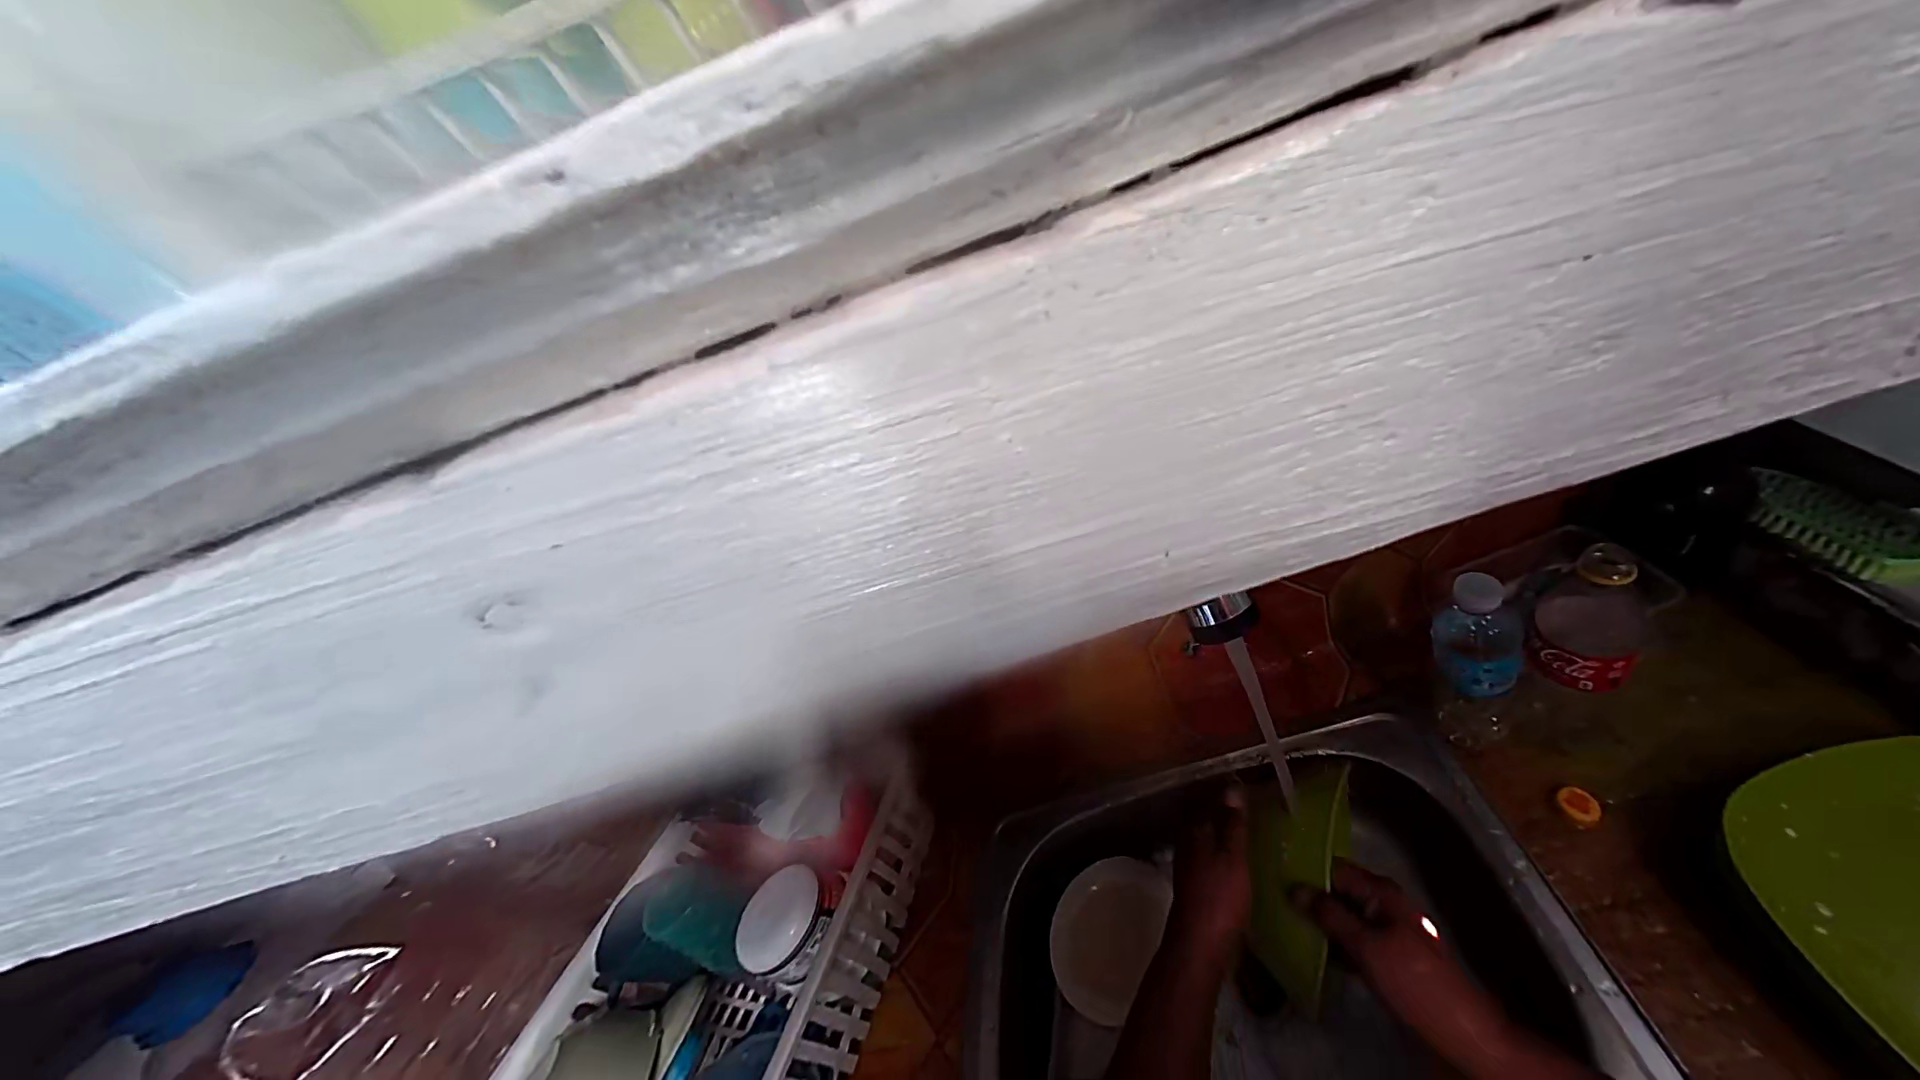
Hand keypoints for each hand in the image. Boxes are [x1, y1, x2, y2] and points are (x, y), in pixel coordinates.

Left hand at [1166, 784, 1249, 965]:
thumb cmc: (1219, 897)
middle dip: (1229, 813)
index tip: (1253, 787)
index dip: (1228, 794)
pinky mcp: (1198, 885)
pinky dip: (1229, 855)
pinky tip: (1245, 863)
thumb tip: (1233, 788)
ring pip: (1211, 840)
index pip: (1209, 801)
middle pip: (1209, 820)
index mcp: (1194, 831)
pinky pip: (1214, 859)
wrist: (1201, 944)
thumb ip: (1232, 824)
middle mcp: (1188, 843)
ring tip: (1259, 833)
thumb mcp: (1232, 857)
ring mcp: (1191, 865)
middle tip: (1260, 809)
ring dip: (1229, 834)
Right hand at [1292, 861, 1602, 1079]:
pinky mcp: (1387, 954)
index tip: (1274, 873)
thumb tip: (1293, 887)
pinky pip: (1352, 937)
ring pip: (1344, 915)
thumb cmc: (1413, 981)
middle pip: (1338, 891)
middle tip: (1273, 899)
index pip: (1335, 867)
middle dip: (1309, 896)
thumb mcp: (1366, 946)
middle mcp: (1384, 904)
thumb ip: (1329, 914)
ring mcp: (1387, 929)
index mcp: (1382, 892)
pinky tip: (1312, 948)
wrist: (1462, 1032)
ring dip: (1320, 920)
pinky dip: (1334, 940)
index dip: (1306, 869)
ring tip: (1285, 921)